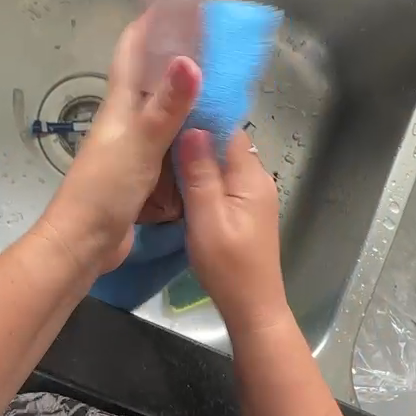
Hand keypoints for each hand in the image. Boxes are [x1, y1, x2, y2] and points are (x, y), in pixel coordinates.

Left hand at [33, 13, 200, 274]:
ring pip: (165, 119)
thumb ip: (166, 106)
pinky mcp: (142, 178)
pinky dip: (189, 143)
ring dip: (190, 105)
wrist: (83, 244)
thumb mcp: (140, 144)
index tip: (180, 5)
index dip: (152, 25)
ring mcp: (134, 151)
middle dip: (182, 63)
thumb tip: (190, 59)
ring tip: (226, 93)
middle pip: (155, 82)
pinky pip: (170, 151)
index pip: (133, 51)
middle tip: (220, 51)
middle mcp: (127, 123)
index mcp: (121, 106)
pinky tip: (210, 142)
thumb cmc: (104, 191)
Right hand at [178, 128, 288, 334]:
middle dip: (195, 134)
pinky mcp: (246, 211)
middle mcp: (257, 179)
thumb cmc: (228, 266)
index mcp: (251, 176)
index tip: (167, 109)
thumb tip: (191, 127)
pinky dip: (204, 176)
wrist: (251, 307)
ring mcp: (253, 196)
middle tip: (158, 130)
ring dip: (197, 156)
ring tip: (163, 150)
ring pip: (223, 163)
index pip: (226, 129)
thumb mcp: (207, 218)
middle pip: (225, 144)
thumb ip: (200, 174)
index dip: (199, 116)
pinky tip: (181, 180)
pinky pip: (224, 181)